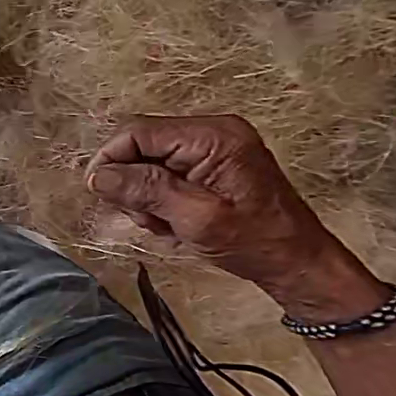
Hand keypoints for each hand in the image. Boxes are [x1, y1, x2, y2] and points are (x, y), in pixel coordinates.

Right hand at [84, 115, 386, 322]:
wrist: (297, 264)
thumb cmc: (253, 243)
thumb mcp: (195, 218)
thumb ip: (146, 191)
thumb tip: (98, 175)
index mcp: (212, 137)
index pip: (137, 132)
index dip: (110, 159)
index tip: (98, 192)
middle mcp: (211, 131)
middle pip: (140, 144)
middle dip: (130, 182)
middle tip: (145, 218)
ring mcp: (211, 146)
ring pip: (147, 160)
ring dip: (143, 194)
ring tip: (164, 224)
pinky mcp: (210, 163)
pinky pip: (164, 171)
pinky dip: (157, 197)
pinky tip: (173, 220)